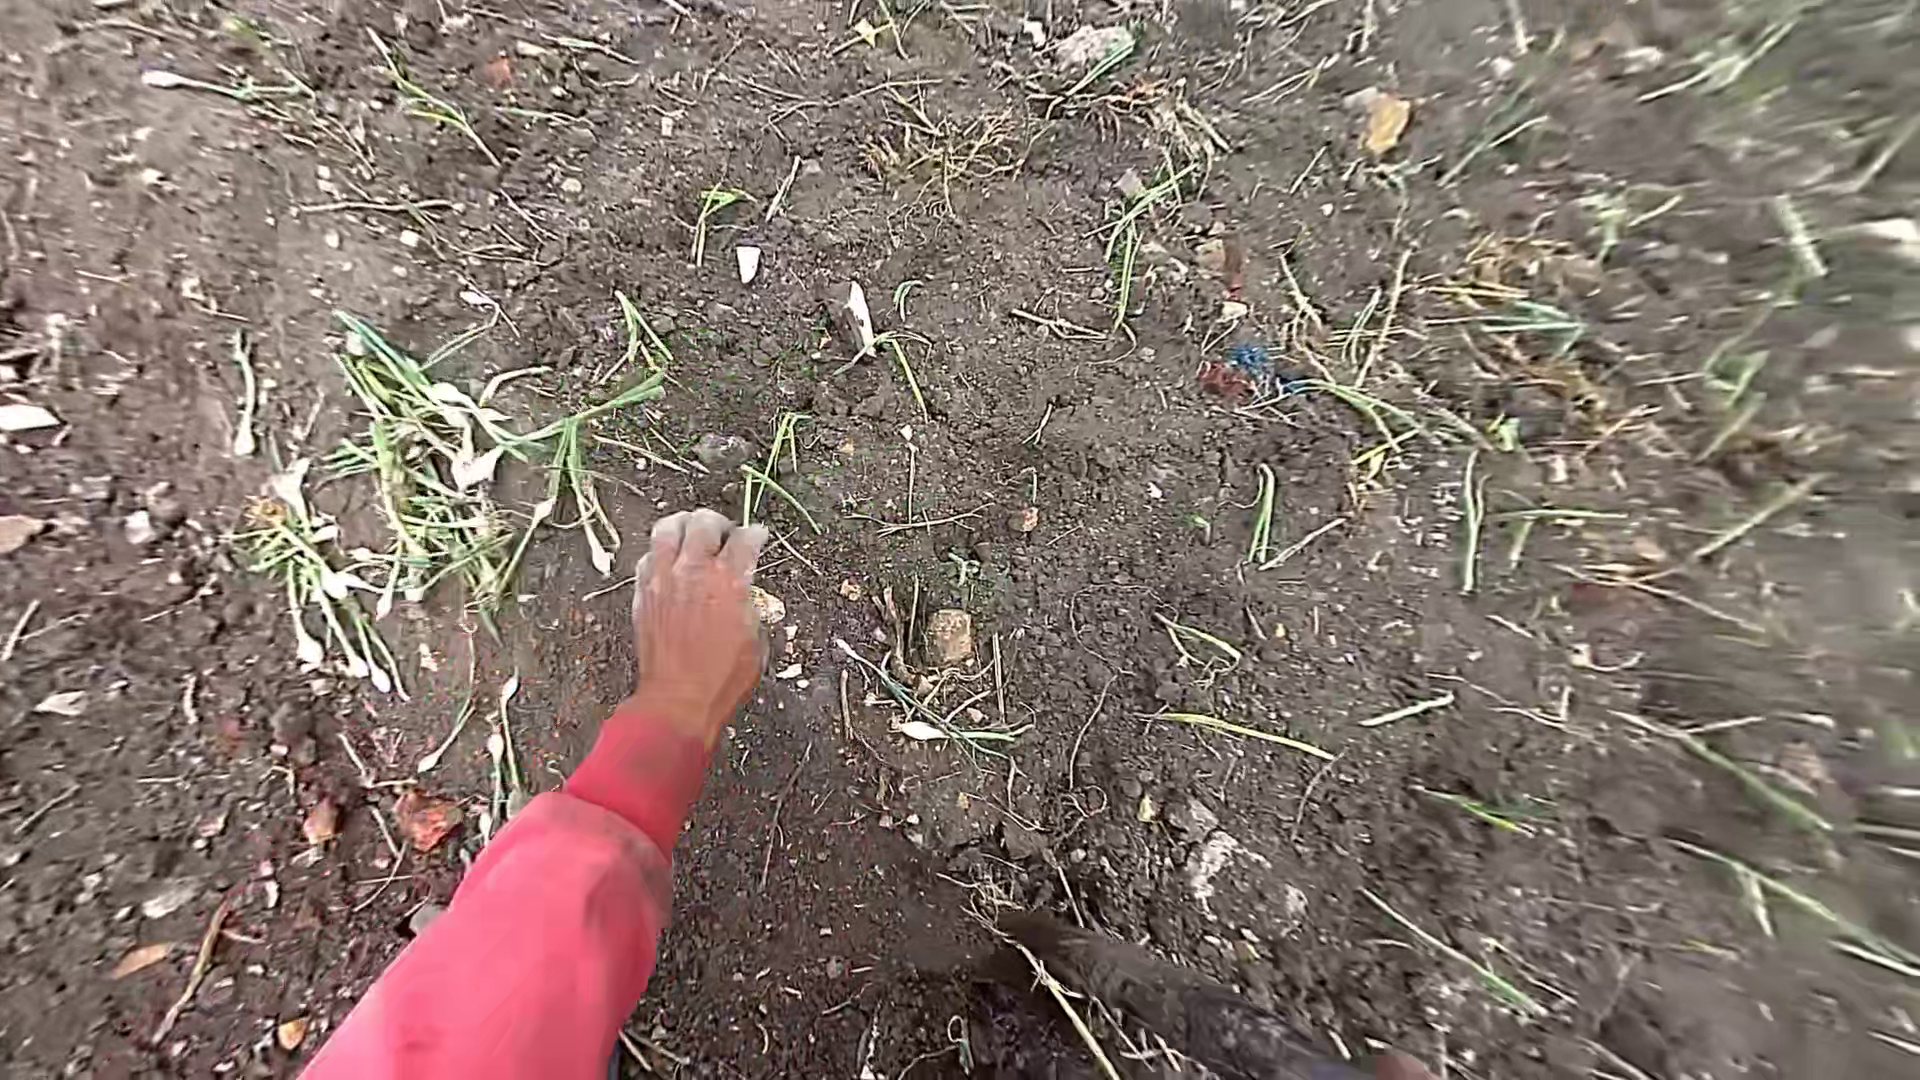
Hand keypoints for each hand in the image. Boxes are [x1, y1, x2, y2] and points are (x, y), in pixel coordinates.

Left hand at [627, 509, 768, 748]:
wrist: (680, 701)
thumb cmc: (725, 677)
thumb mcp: (756, 636)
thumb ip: (749, 602)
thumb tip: (744, 590)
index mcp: (730, 581)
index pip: (746, 538)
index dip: (756, 534)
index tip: (758, 536)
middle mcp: (694, 572)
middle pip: (704, 522)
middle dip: (720, 523)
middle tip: (725, 535)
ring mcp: (663, 580)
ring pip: (668, 528)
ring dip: (684, 526)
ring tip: (693, 536)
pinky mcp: (643, 594)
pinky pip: (646, 557)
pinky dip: (661, 553)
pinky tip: (670, 563)